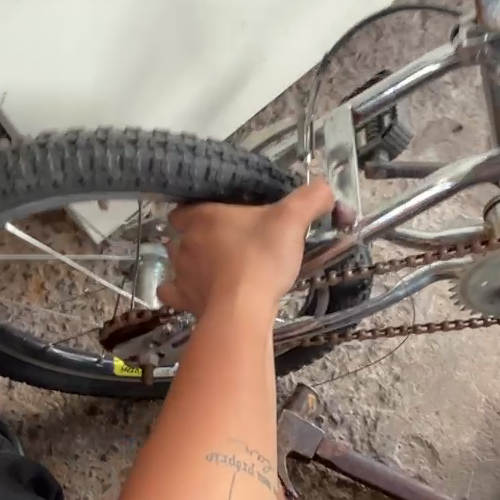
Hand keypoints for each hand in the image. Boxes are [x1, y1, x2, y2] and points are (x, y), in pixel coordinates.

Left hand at [158, 180, 334, 317]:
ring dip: (194, 266)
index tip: (221, 219)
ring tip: (220, 272)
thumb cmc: (262, 258)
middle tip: (231, 246)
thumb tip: (324, 189)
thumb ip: (311, 198)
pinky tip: (200, 295)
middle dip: (201, 240)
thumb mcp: (293, 220)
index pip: (187, 207)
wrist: (244, 310)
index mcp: (202, 216)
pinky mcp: (184, 302)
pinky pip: (174, 294)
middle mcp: (184, 242)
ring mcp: (180, 273)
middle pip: (184, 235)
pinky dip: (184, 293)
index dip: (201, 212)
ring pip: (179, 263)